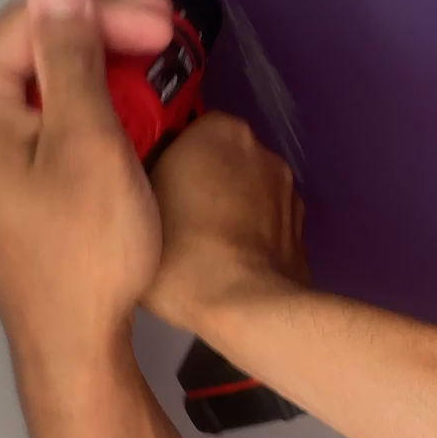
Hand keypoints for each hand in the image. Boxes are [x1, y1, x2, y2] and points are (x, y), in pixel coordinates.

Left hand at [0, 0, 173, 359]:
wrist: (72, 338)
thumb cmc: (87, 247)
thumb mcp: (91, 146)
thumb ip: (74, 59)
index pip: (34, 24)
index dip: (107, 13)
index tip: (170, 20)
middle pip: (33, 49)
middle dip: (104, 36)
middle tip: (169, 30)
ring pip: (40, 82)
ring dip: (100, 67)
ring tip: (154, 56)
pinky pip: (39, 117)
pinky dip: (85, 104)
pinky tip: (122, 98)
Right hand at [142, 113, 309, 332]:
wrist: (247, 308)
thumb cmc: (180, 253)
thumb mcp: (133, 205)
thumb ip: (140, 176)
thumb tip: (147, 176)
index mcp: (222, 130)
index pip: (186, 129)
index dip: (166, 158)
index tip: (150, 188)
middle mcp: (264, 152)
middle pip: (221, 160)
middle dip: (202, 181)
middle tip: (172, 218)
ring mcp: (290, 192)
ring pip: (248, 192)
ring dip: (229, 209)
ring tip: (201, 247)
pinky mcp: (303, 230)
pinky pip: (267, 224)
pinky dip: (251, 235)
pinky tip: (230, 263)